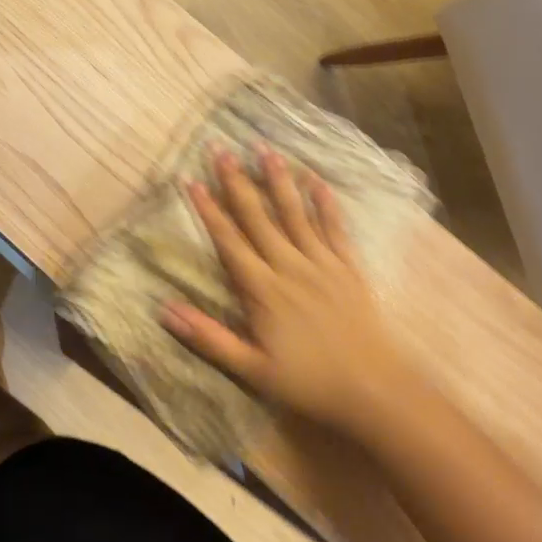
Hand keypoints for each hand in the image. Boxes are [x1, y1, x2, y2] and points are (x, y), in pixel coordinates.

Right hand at [160, 147, 427, 436]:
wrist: (377, 393)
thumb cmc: (309, 382)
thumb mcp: (251, 368)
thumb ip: (208, 337)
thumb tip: (164, 310)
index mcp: (262, 289)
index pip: (228, 240)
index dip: (208, 209)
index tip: (191, 180)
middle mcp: (289, 267)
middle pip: (258, 217)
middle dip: (237, 182)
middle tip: (221, 149)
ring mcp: (322, 265)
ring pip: (295, 214)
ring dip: (278, 180)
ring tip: (265, 149)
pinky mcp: (349, 269)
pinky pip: (335, 229)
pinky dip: (326, 204)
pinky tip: (316, 181)